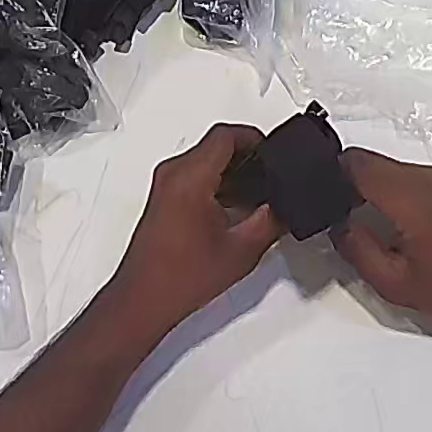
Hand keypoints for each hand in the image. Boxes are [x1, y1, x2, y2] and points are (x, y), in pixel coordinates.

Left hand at [101, 124, 284, 336]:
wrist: (146, 297)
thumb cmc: (181, 276)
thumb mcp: (243, 248)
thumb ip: (271, 220)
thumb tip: (285, 206)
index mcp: (190, 177)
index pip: (225, 135)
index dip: (254, 138)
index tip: (272, 151)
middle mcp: (173, 173)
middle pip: (215, 145)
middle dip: (247, 157)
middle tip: (270, 174)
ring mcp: (165, 183)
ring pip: (204, 159)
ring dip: (231, 171)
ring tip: (258, 194)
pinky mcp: (163, 196)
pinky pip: (193, 174)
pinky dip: (216, 182)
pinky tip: (236, 208)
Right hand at [334, 148, 431, 338]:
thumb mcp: (393, 283)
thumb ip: (355, 248)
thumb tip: (337, 225)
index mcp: (408, 197)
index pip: (353, 164)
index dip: (327, 175)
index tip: (318, 195)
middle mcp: (422, 178)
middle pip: (363, 159)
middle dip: (341, 179)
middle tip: (332, 208)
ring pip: (379, 164)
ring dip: (361, 182)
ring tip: (353, 214)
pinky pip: (397, 173)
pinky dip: (380, 185)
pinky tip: (378, 214)